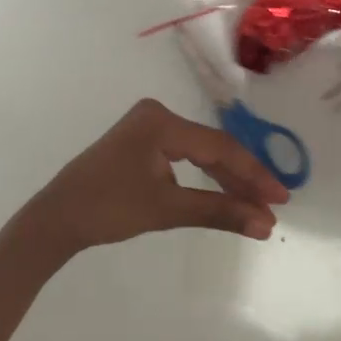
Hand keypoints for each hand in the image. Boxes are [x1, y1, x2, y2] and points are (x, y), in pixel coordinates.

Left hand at [22, 99, 289, 253]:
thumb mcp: (167, 209)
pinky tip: (223, 196)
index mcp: (161, 121)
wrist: (58, 216)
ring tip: (255, 208)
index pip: (219, 147)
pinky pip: (182, 157)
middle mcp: (155, 115)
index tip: (282, 199)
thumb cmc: (110, 208)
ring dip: (225, 181)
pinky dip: (202, 178)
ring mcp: (146, 128)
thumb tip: (266, 225)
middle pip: (211, 147)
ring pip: (198, 153)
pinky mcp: (140, 144)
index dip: (253, 173)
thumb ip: (219, 212)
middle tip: (273, 207)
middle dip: (242, 179)